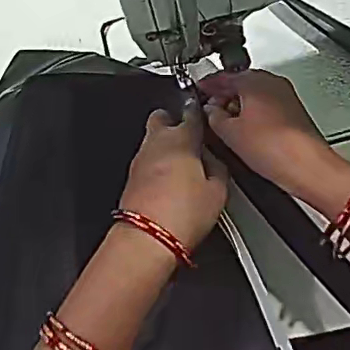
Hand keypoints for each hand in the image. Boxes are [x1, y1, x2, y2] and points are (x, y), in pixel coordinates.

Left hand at [119, 104, 228, 253]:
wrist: (147, 236)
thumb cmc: (181, 214)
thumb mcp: (218, 192)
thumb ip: (218, 168)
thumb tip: (214, 162)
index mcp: (182, 139)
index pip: (191, 114)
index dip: (199, 113)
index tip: (203, 115)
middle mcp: (157, 141)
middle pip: (162, 117)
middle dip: (174, 121)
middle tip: (189, 138)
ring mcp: (140, 156)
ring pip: (152, 137)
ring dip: (164, 143)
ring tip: (181, 164)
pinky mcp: (131, 174)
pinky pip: (146, 158)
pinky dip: (156, 162)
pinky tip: (168, 179)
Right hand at [198, 70, 338, 192]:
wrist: (308, 168)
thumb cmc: (276, 148)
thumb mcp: (228, 132)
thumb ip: (213, 116)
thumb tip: (211, 112)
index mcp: (255, 80)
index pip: (222, 76)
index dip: (206, 85)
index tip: (199, 90)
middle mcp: (272, 83)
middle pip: (240, 83)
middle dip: (223, 95)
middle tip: (209, 108)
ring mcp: (286, 97)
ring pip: (254, 95)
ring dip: (239, 106)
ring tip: (227, 125)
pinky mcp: (293, 113)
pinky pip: (267, 107)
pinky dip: (254, 115)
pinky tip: (247, 133)